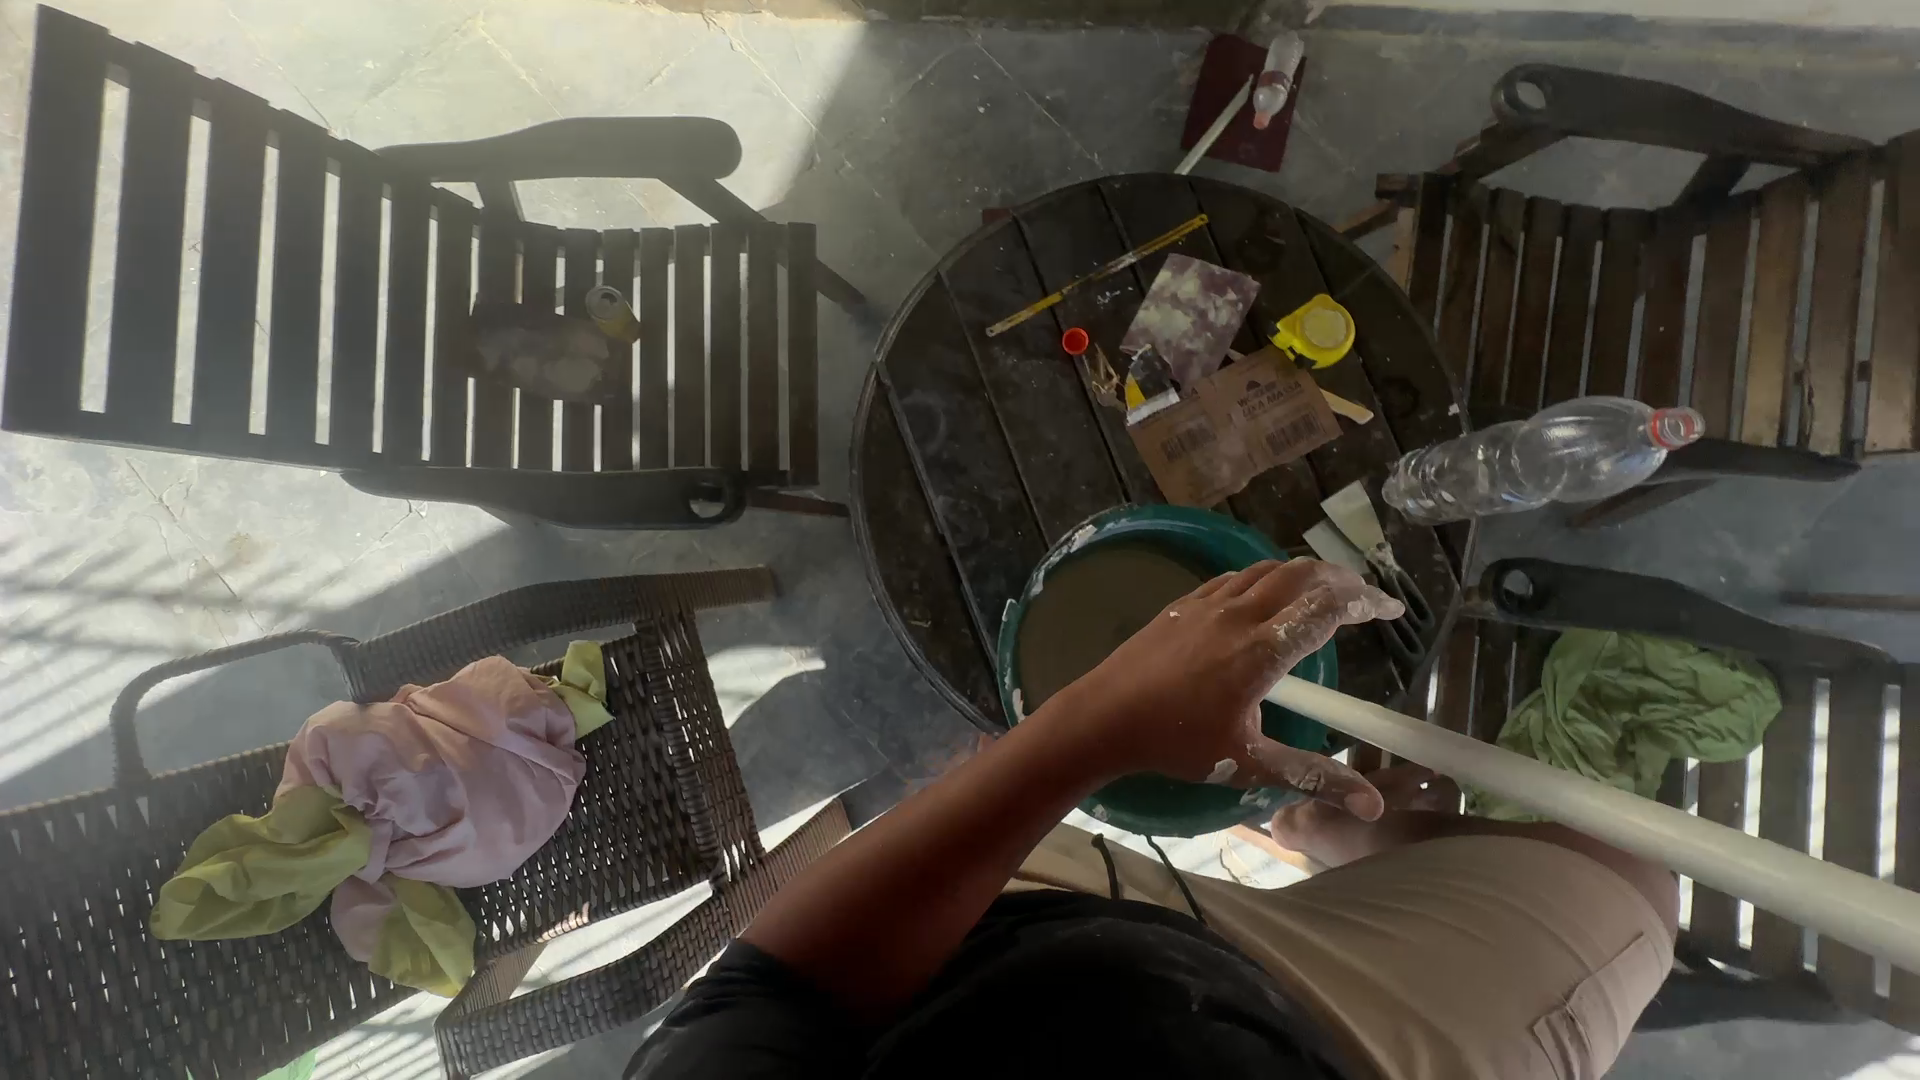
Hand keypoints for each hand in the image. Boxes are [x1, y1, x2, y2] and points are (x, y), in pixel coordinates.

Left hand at [1037, 559, 1403, 819]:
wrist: (1103, 715)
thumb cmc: (1174, 741)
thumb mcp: (1248, 764)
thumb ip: (1313, 776)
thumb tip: (1373, 804)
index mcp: (1260, 651)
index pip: (1325, 609)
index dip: (1364, 602)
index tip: (1391, 609)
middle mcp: (1236, 615)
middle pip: (1300, 575)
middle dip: (1341, 580)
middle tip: (1365, 598)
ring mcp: (1205, 605)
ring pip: (1265, 570)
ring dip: (1302, 575)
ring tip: (1323, 593)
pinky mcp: (1181, 605)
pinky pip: (1233, 578)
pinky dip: (1263, 578)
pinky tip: (1265, 597)